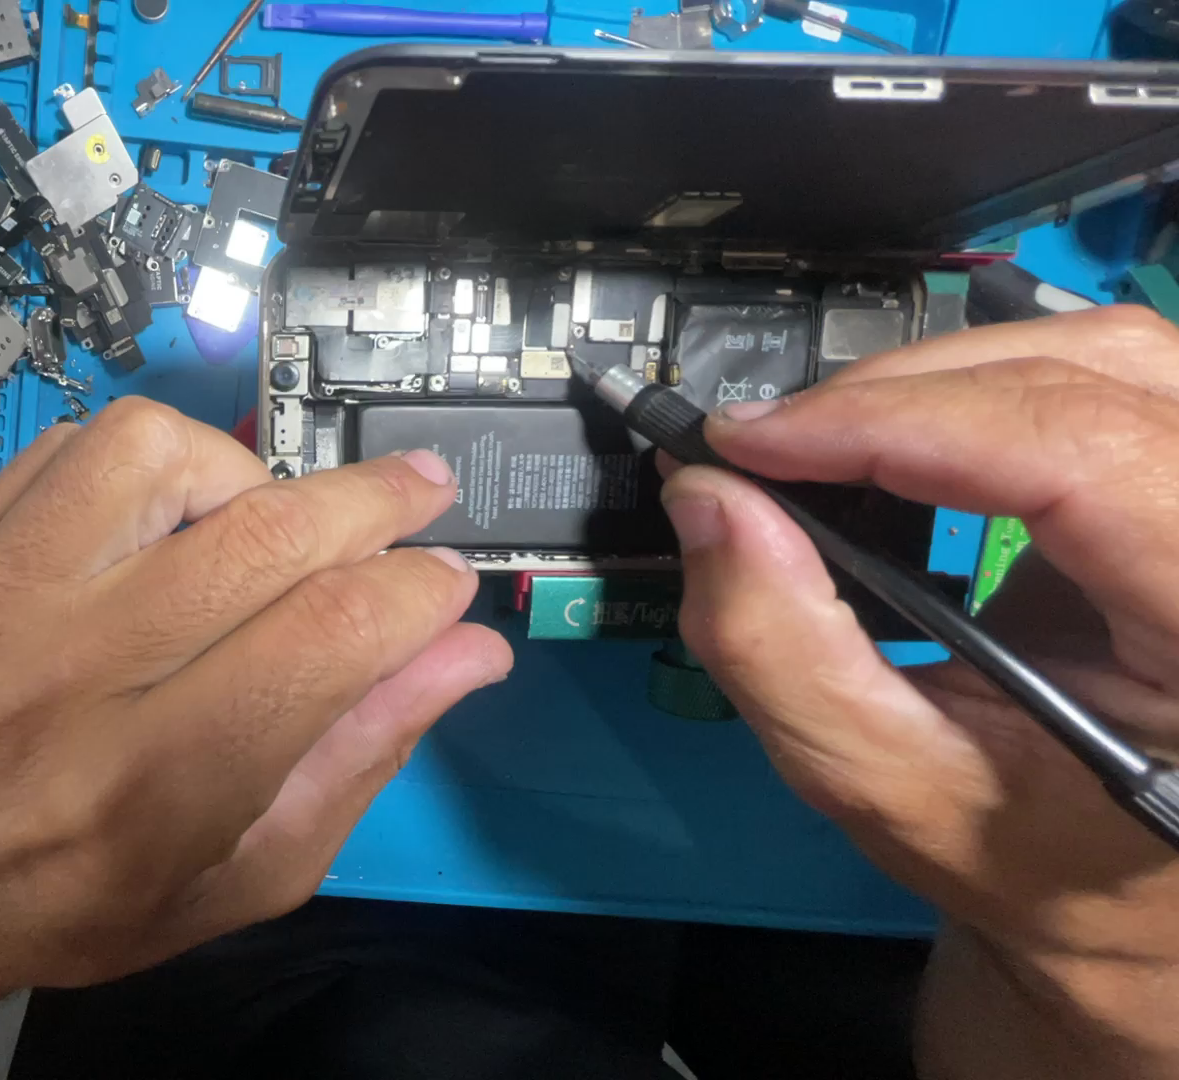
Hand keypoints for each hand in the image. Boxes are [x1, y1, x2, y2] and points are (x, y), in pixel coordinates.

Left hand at [0, 398, 511, 1031]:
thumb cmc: (97, 902)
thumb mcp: (253, 873)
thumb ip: (364, 752)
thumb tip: (467, 646)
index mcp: (150, 784)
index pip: (324, 638)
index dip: (413, 592)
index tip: (449, 580)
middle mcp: (63, 678)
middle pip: (257, 538)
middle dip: (370, 503)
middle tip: (419, 493)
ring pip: (154, 451)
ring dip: (245, 471)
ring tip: (263, 521)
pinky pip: (74, 448)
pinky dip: (154, 460)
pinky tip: (174, 514)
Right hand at [662, 306, 1178, 1077]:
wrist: (1134, 895)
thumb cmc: (1016, 854)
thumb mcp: (871, 779)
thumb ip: (775, 647)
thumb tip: (704, 496)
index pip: (1083, 456)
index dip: (889, 425)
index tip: (739, 444)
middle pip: (1101, 373)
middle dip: (892, 394)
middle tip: (758, 448)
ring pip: (1108, 354)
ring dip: (925, 382)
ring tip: (811, 442)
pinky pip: (1102, 382)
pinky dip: (966, 392)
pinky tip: (887, 442)